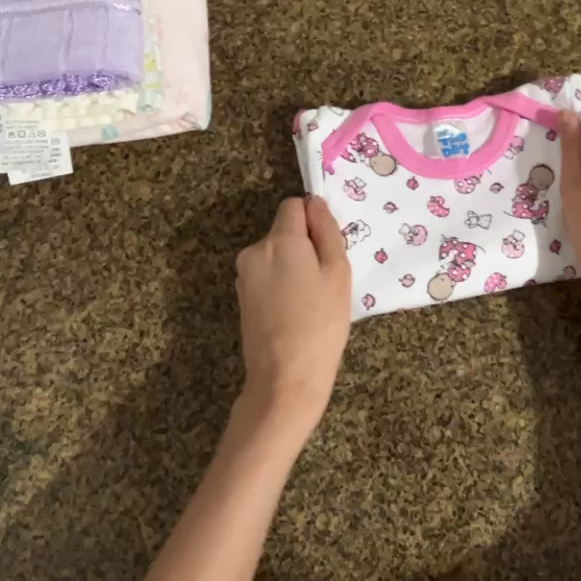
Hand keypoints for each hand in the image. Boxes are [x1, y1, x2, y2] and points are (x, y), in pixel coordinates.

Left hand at [234, 196, 352, 430]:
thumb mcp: (338, 272)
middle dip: (305, 246)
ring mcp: (244, 275)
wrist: (286, 377)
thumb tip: (315, 203)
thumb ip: (327, 231)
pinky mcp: (242, 297)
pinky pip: (267, 275)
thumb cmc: (321, 322)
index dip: (314, 220)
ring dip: (293, 266)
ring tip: (312, 299)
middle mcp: (254, 251)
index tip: (329, 247)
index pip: (294, 205)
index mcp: (280, 240)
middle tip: (326, 279)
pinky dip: (282, 284)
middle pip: (284, 231)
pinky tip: (295, 311)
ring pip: (276, 255)